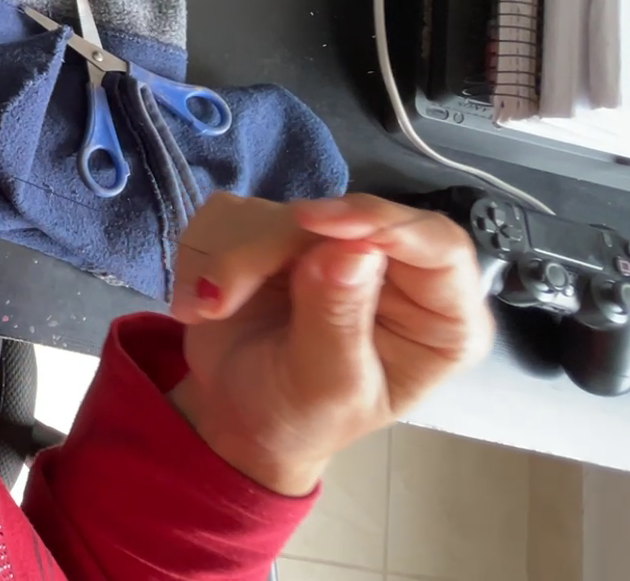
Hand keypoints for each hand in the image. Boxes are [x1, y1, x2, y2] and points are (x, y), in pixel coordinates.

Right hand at [166, 194, 493, 495]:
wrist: (236, 414)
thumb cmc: (297, 415)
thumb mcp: (326, 384)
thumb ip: (339, 319)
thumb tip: (352, 250)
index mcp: (432, 313)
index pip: (433, 240)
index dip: (377, 220)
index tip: (310, 222)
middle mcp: (381, 268)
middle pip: (322, 220)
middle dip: (255, 255)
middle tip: (216, 301)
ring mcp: (317, 247)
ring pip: (263, 214)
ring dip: (221, 261)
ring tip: (204, 311)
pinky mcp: (261, 235)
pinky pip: (221, 216)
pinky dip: (197, 256)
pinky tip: (198, 297)